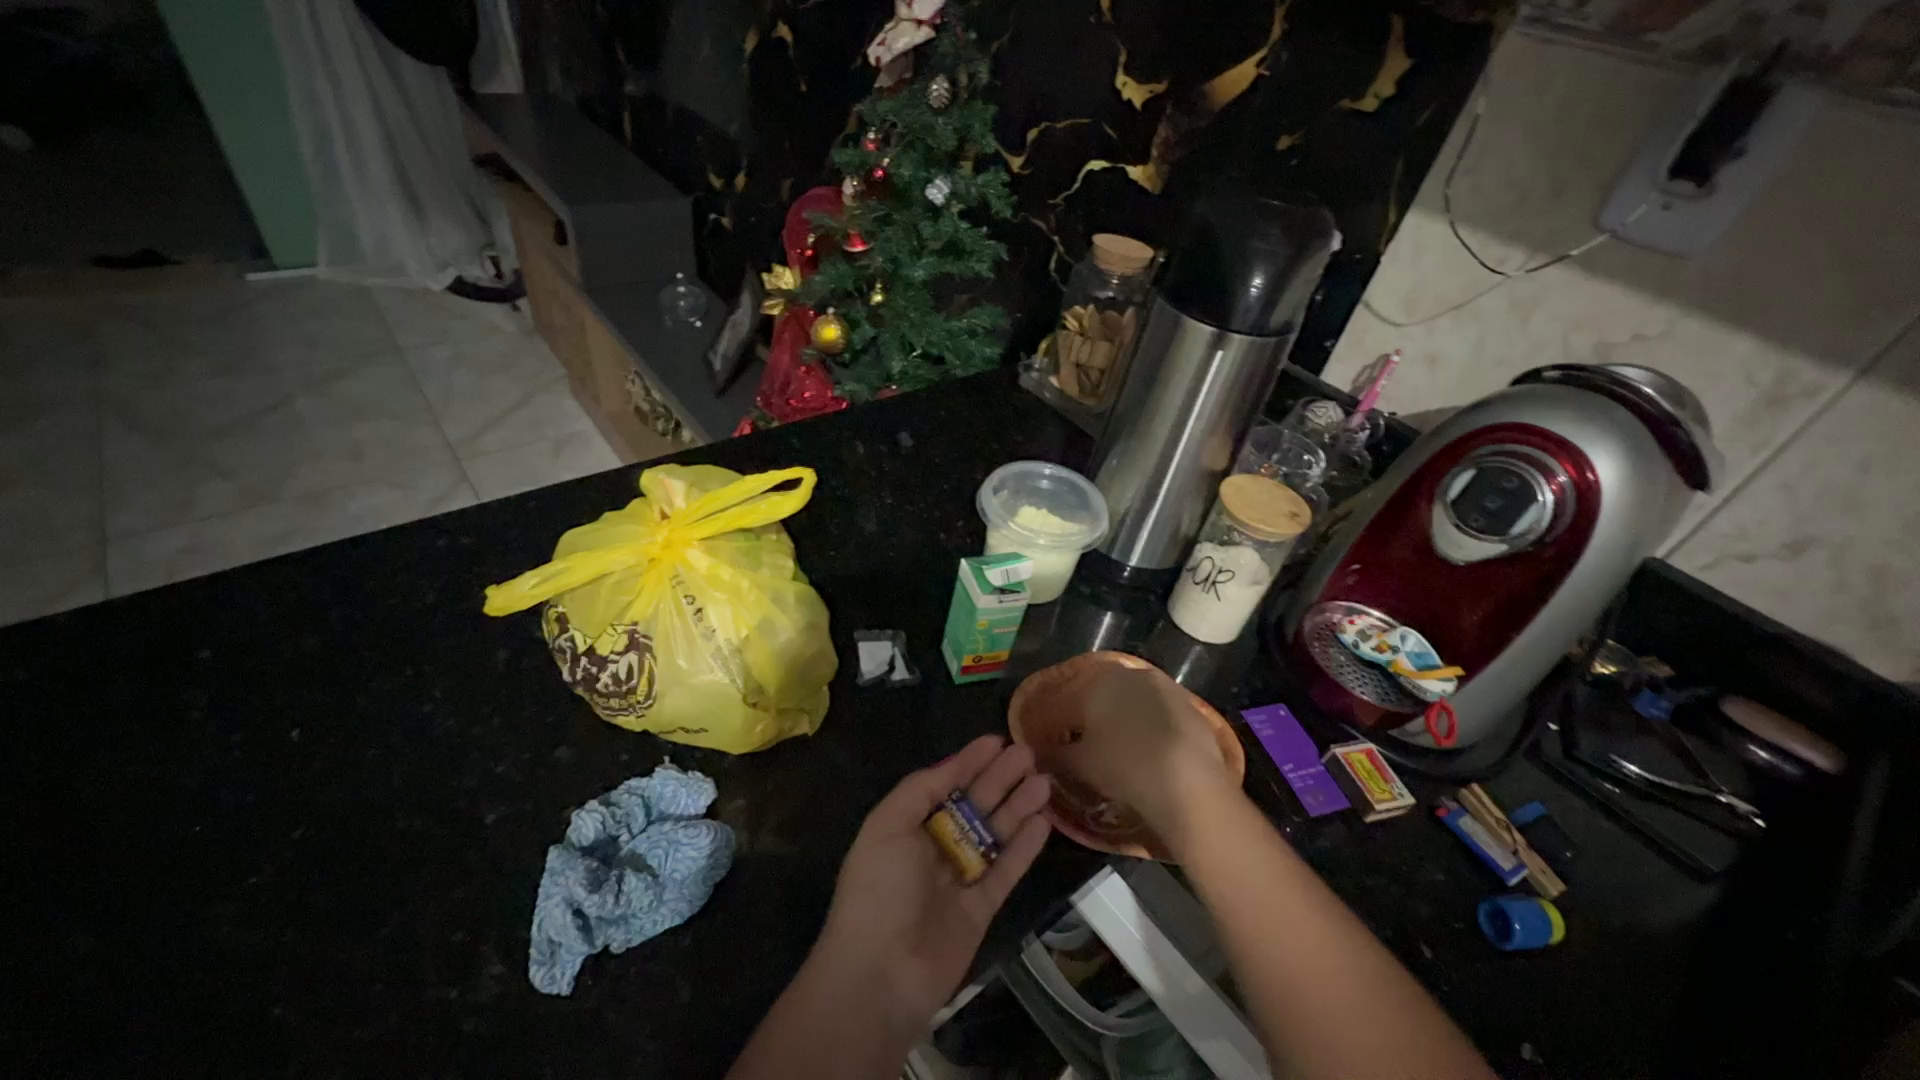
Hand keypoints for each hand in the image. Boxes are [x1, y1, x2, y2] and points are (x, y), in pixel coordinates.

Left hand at [818, 736, 1050, 1023]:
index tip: (997, 740)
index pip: (942, 785)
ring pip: (994, 835)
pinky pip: (1006, 870)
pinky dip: (1025, 847)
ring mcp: (958, 880)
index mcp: (904, 827)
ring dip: (1018, 807)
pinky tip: (1044, 822)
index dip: (968, 763)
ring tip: (1044, 781)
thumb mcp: (888, 824)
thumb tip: (955, 762)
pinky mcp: (981, 908)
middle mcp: (932, 849)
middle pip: (972, 807)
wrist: (882, 972)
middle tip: (1030, 754)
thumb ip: (922, 789)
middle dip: (999, 779)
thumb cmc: (879, 889)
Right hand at [1058, 666, 1231, 838]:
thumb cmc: (1124, 765)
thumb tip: (1039, 755)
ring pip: (1131, 702)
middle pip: (1099, 696)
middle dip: (1088, 718)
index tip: (1048, 744)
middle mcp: (1129, 674)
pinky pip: (1158, 715)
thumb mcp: (1080, 764)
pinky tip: (1147, 751)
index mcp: (1097, 681)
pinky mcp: (1190, 706)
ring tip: (1115, 749)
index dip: (1053, 723)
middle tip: (1082, 746)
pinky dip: (1148, 728)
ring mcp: (1164, 687)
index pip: (1064, 700)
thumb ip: (1055, 755)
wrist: (1189, 781)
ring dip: (1120, 720)